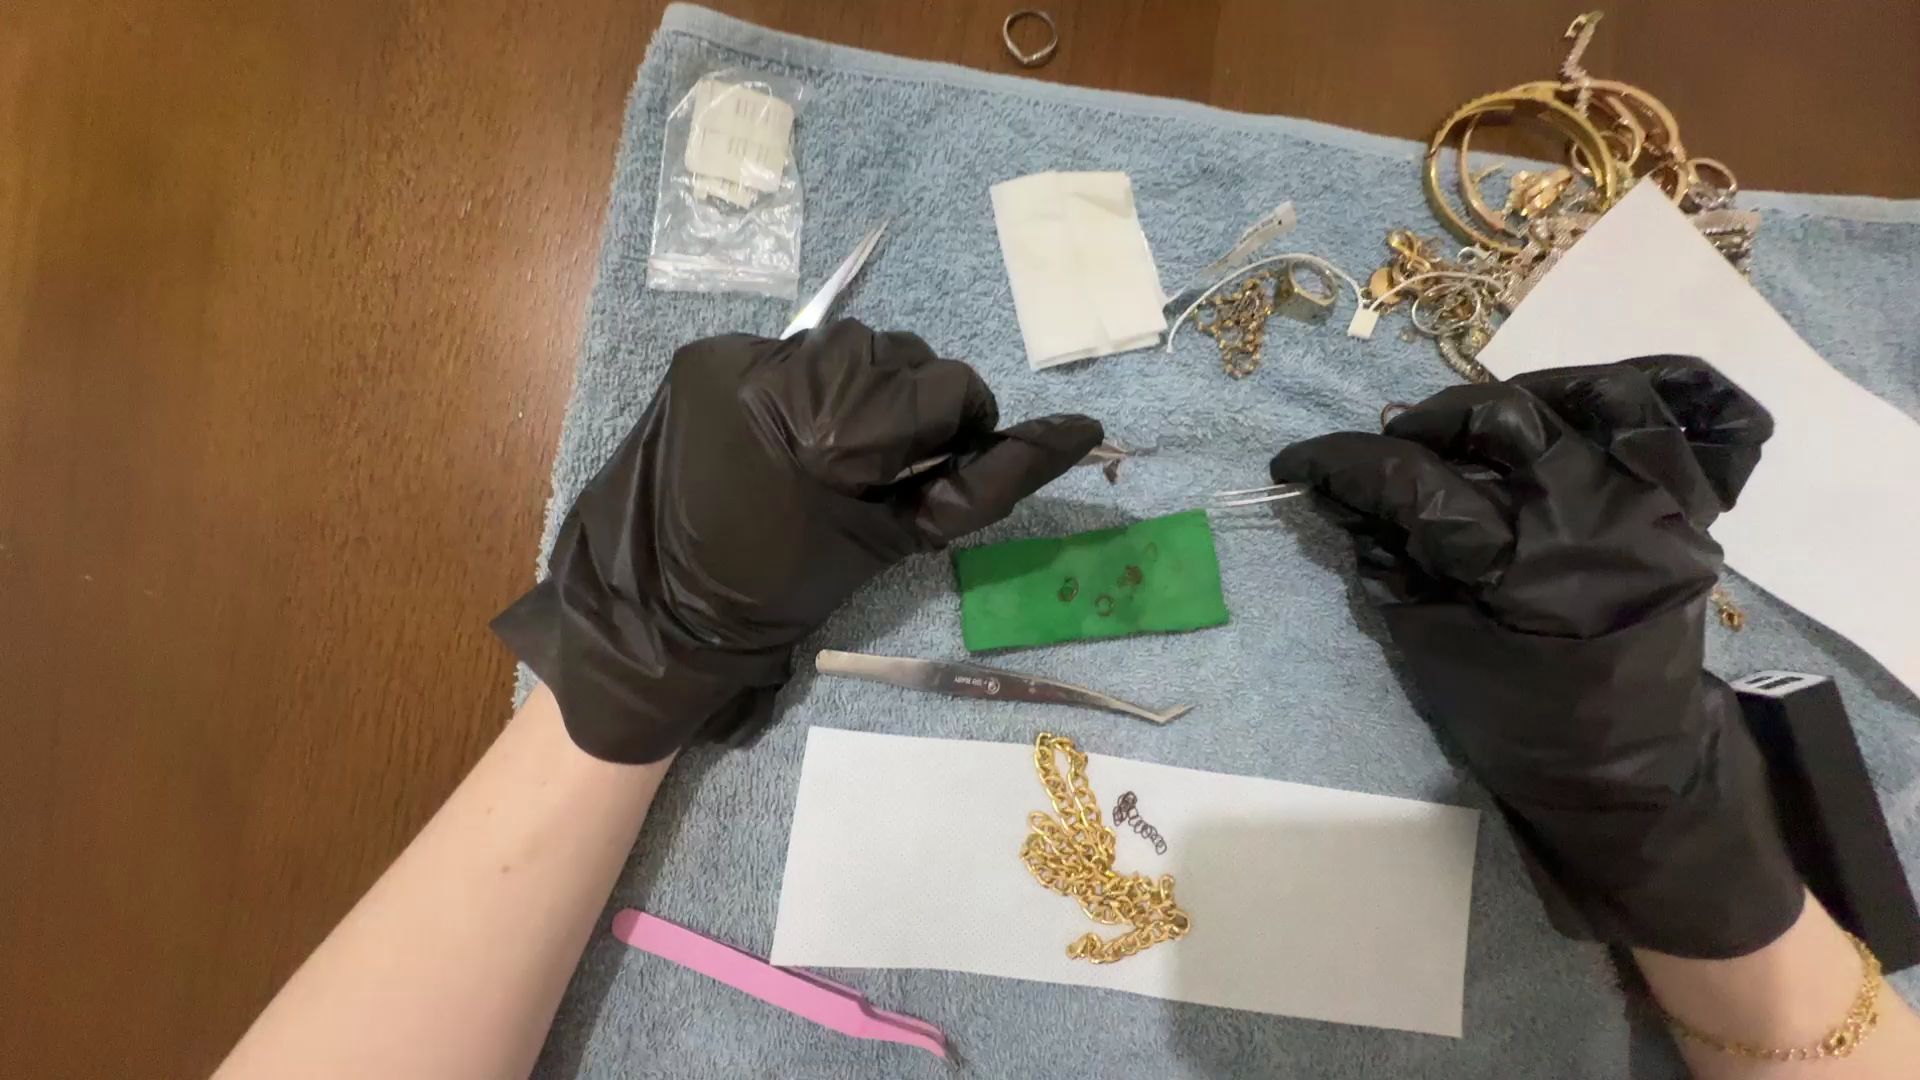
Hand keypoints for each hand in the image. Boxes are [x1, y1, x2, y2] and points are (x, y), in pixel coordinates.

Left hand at [492, 320, 1101, 763]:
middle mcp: (779, 369)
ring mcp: (732, 353)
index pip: (943, 381)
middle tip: (882, 459)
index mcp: (833, 427)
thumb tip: (1082, 431)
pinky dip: (807, 384)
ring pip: (846, 343)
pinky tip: (789, 429)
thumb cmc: (791, 585)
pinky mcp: (702, 353)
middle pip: (896, 351)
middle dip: (907, 401)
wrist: (669, 601)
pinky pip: (790, 350)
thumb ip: (986, 483)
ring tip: (835, 444)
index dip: (962, 418)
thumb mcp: (897, 537)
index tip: (943, 455)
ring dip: (859, 387)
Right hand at [1271, 356, 1801, 957]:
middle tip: (1394, 445)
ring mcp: (1669, 508)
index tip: (1295, 463)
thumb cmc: (1510, 717)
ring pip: (1607, 393)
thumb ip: (1384, 555)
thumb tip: (1342, 495)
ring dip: (1529, 391)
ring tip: (1487, 419)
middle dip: (1426, 420)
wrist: (1624, 766)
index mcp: (1523, 570)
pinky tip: (1599, 406)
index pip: (1412, 482)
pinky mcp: (1706, 511)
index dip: (1339, 462)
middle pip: (1505, 417)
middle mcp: (1604, 521)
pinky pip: (1717, 420)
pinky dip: (1664, 392)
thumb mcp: (1421, 641)